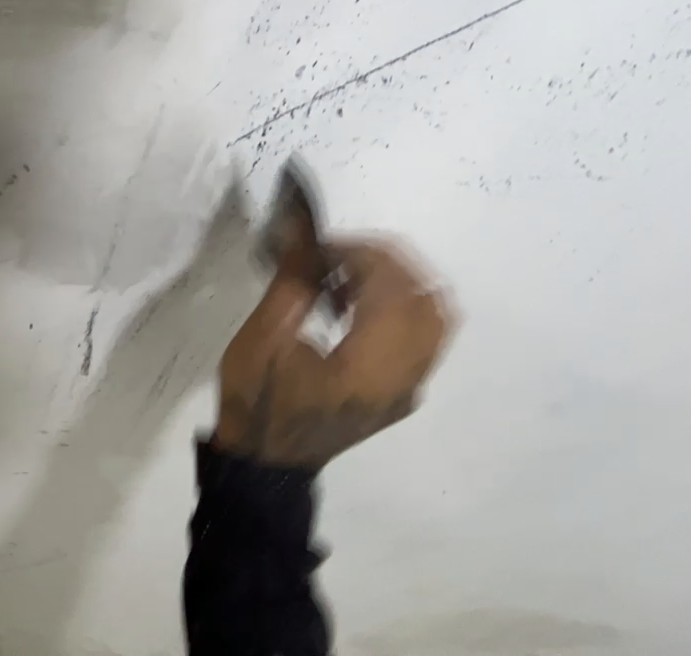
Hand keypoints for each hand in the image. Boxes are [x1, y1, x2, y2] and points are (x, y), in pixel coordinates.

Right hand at [213, 237, 454, 468]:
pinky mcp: (405, 391)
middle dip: (385, 261)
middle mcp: (405, 379)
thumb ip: (292, 279)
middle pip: (427, 298)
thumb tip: (301, 229)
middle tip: (334, 254)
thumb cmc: (257, 400)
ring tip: (344, 277)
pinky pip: (423, 335)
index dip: (363, 253)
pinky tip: (352, 304)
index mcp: (369, 369)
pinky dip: (398, 305)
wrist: (266, 461)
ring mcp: (410, 388)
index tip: (320, 245)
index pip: (395, 291)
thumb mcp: (262, 337)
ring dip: (395, 282)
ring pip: (433, 315)